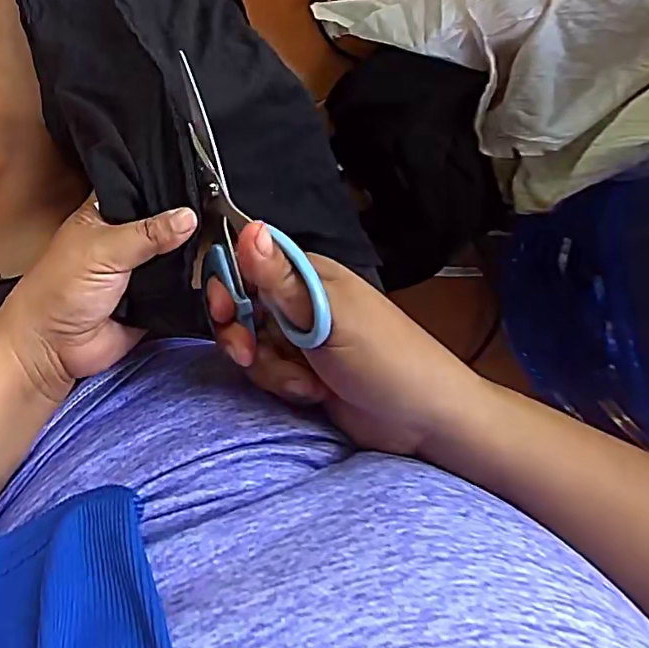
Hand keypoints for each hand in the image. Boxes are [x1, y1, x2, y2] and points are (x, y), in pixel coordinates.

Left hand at [0, 199, 196, 402]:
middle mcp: (125, 237)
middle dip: (183, 223)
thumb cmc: (57, 291)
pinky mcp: (152, 296)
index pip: (142, 189)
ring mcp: (140, 267)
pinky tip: (201, 273)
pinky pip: (179, 286)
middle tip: (209, 215)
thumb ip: (148, 233)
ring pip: (175, 253)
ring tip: (209, 244)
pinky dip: (188, 283)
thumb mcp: (104, 249)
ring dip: (186, 254)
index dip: (167, 186)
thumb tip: (186, 217)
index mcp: (106, 213)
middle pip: (164, 222)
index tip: (197, 184)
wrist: (54, 348)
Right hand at [206, 222, 488, 455]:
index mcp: (306, 273)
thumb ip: (282, 278)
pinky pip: (267, 371)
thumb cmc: (387, 358)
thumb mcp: (329, 316)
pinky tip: (312, 392)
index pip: (246, 263)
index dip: (227, 286)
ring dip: (268, 368)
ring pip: (251, 343)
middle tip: (250, 354)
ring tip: (305, 381)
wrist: (424, 420)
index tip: (224, 312)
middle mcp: (299, 299)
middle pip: (240, 307)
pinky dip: (281, 385)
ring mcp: (300, 336)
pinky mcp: (301, 369)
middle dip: (240, 335)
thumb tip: (250, 227)